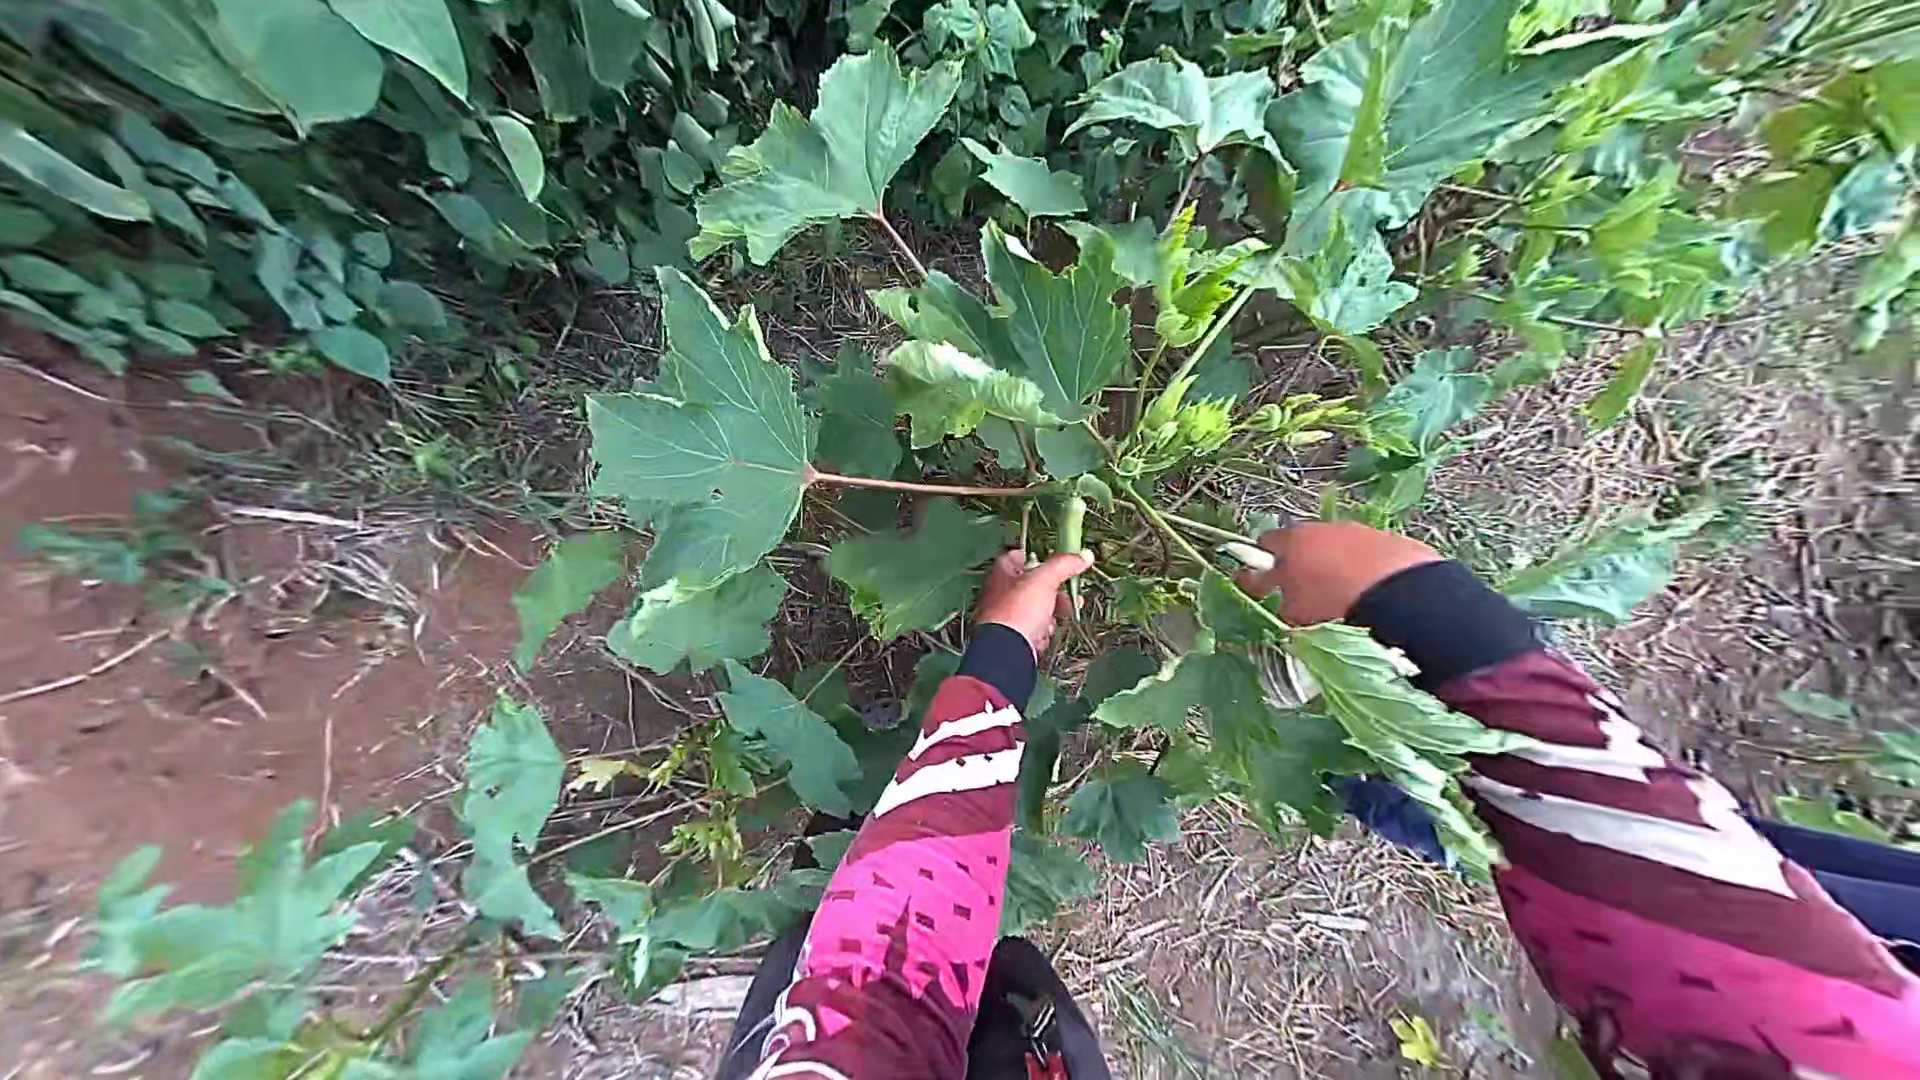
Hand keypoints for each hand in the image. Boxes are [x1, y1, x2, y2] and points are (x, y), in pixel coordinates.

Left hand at [974, 549, 1092, 657]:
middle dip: (1055, 590)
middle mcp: (1000, 593)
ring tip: (1064, 614)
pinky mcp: (1012, 637)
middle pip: (1032, 585)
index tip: (1057, 561)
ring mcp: (1005, 616)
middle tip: (1072, 593)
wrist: (1006, 651)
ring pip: (1035, 608)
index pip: (1018, 556)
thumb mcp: (1044, 579)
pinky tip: (1045, 634)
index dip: (1038, 556)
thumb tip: (1085, 555)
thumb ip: (1064, 565)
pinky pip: (1032, 629)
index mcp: (1002, 573)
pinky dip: (1042, 631)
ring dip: (1052, 611)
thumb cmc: (1019, 609)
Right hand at [1234, 522, 1440, 625]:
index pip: (1264, 543)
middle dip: (1298, 561)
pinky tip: (1373, 591)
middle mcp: (1323, 527)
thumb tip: (1266, 594)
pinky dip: (1366, 567)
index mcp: (1291, 540)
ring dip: (1334, 563)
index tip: (1261, 580)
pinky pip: (1370, 553)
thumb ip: (1275, 598)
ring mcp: (1360, 531)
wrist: (1405, 596)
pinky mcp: (1393, 540)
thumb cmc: (1335, 603)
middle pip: (1302, 541)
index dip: (1260, 563)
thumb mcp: (1294, 610)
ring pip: (1337, 546)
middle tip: (1301, 588)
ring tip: (1341, 593)